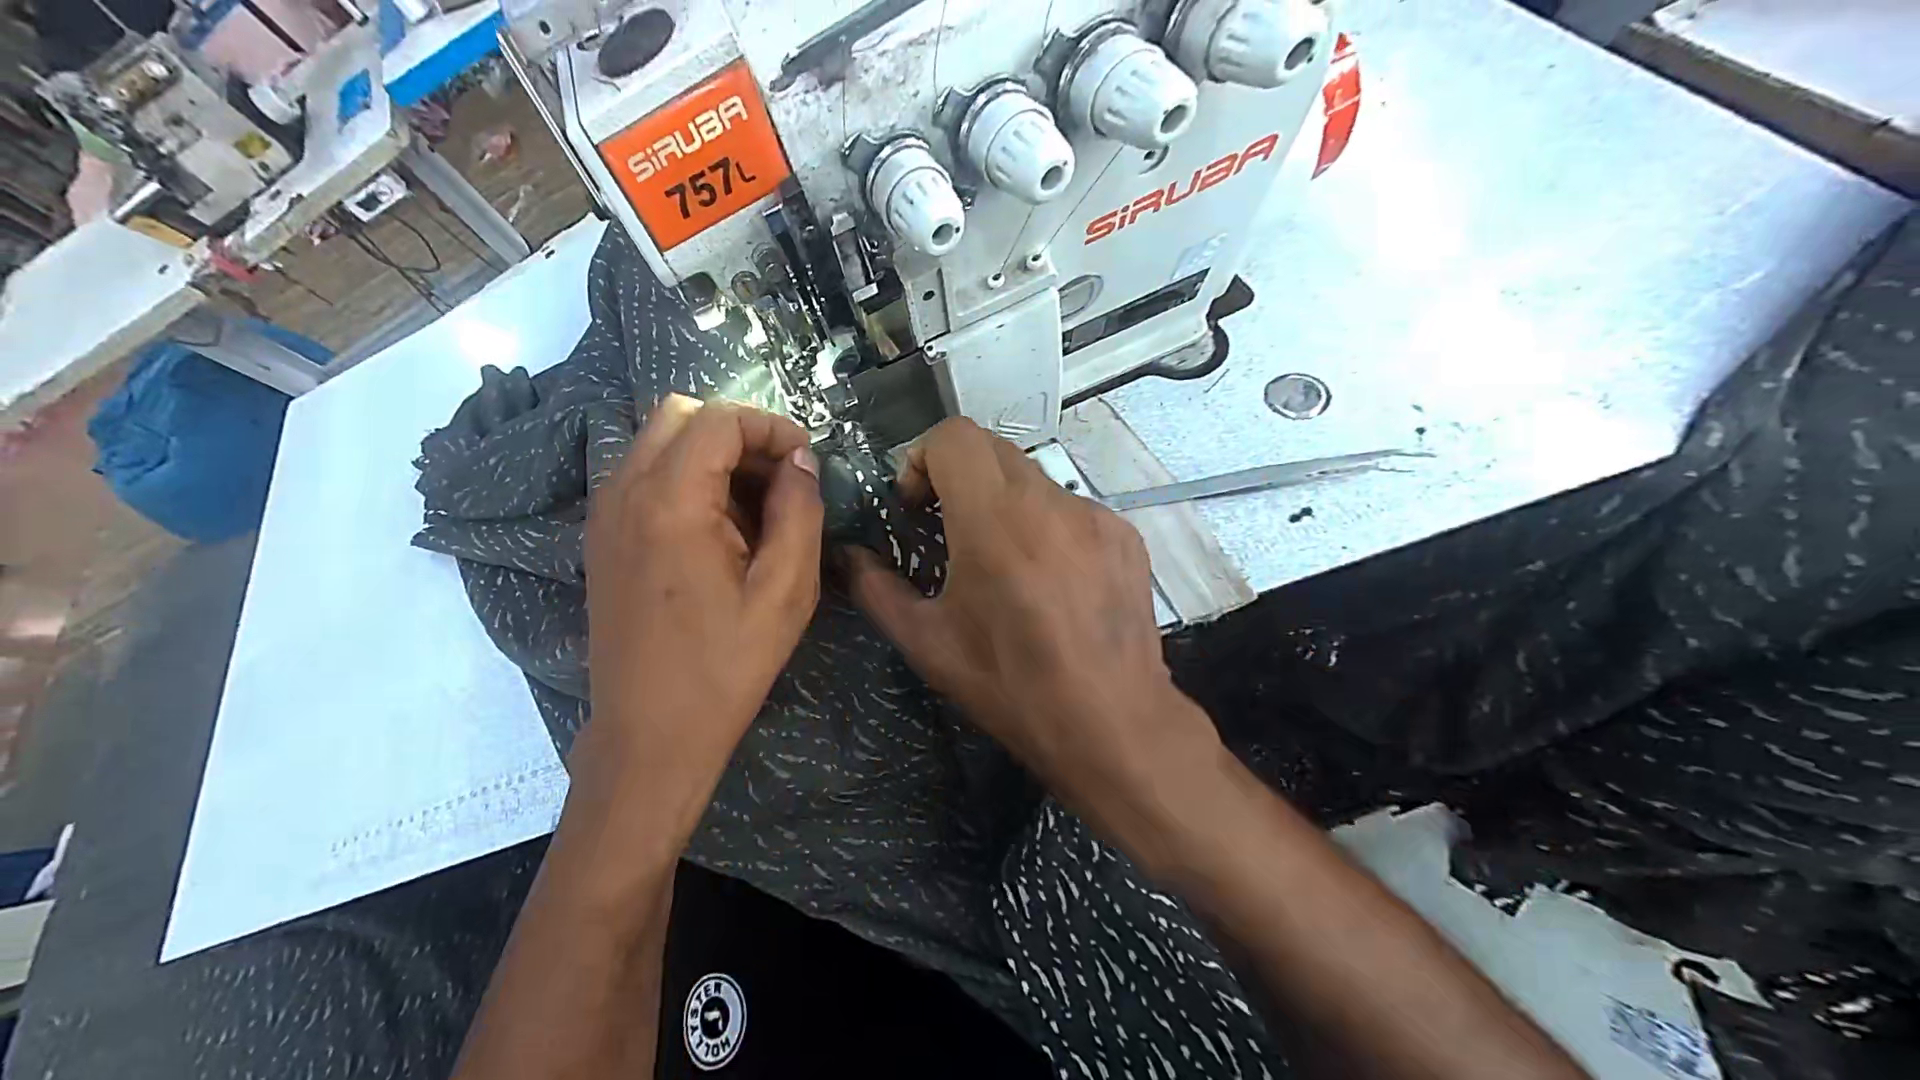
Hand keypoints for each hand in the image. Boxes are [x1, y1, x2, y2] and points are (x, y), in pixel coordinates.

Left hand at [583, 395, 821, 807]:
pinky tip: (718, 531)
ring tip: (755, 508)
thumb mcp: (786, 591)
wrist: (650, 733)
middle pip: (681, 416)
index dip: (770, 427)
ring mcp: (603, 514)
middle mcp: (623, 493)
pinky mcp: (601, 538)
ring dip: (712, 456)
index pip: (719, 419)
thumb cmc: (726, 666)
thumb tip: (801, 461)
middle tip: (780, 479)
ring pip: (659, 443)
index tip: (806, 462)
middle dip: (738, 433)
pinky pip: (644, 477)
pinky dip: (686, 480)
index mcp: (669, 502)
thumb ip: (799, 511)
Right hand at [845, 419, 1216, 819]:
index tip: (919, 506)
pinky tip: (1052, 583)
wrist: (1111, 722)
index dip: (923, 458)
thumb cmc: (1011, 685)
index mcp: (993, 520)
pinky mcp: (1125, 535)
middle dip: (959, 477)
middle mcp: (1048, 502)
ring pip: (1034, 480)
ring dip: (1005, 505)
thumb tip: (851, 556)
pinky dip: (1048, 528)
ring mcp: (1095, 515)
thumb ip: (877, 589)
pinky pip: (1072, 510)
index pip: (954, 435)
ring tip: (1006, 565)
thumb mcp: (928, 644)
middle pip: (992, 449)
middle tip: (951, 530)